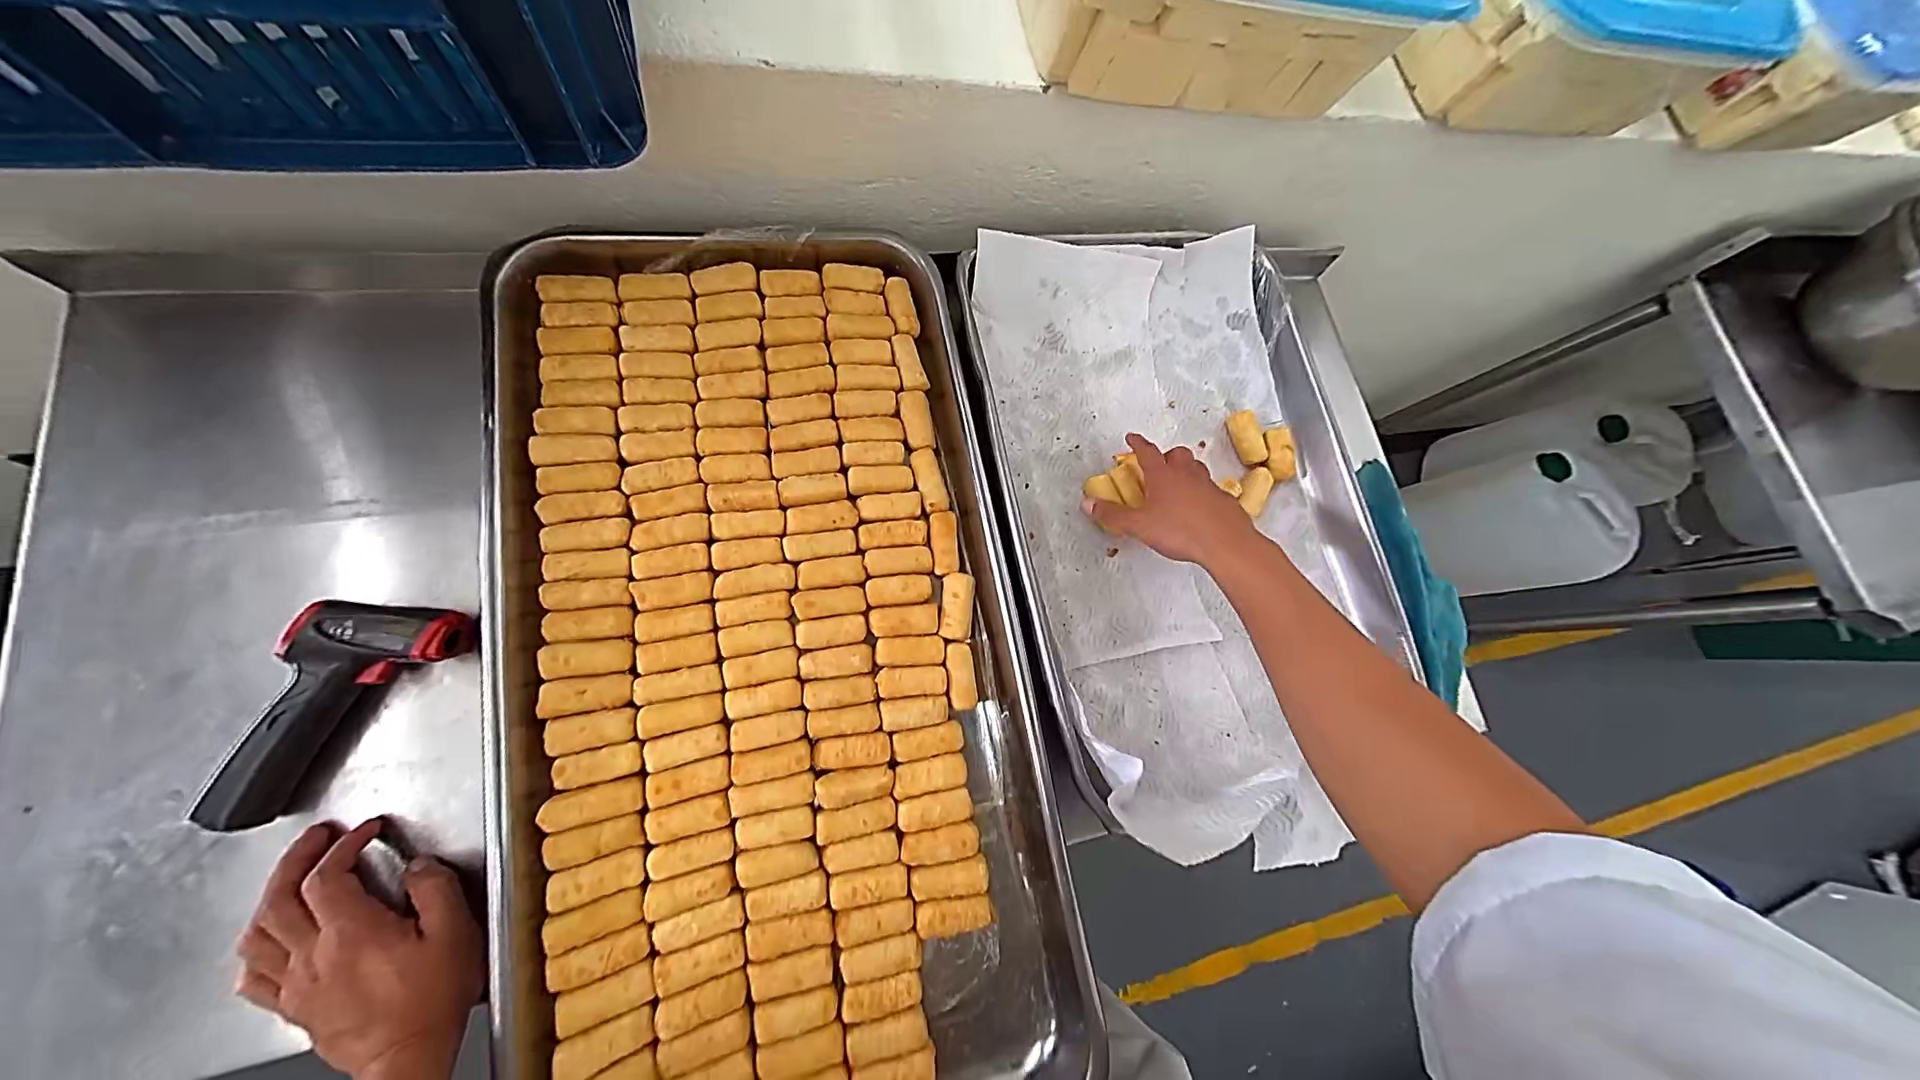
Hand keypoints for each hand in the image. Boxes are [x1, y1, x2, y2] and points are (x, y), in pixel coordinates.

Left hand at [234, 820, 484, 1079]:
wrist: (408, 1056)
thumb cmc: (433, 998)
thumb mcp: (455, 931)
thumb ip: (436, 890)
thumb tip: (418, 866)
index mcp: (352, 934)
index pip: (328, 877)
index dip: (345, 845)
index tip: (366, 830)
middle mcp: (314, 957)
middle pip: (278, 899)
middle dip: (295, 860)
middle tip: (317, 838)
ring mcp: (297, 985)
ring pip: (256, 935)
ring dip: (270, 897)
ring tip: (292, 878)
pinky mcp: (294, 1007)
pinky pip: (254, 975)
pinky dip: (257, 948)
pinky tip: (271, 939)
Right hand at [1082, 433, 1261, 568]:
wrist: (1225, 543)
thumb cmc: (1181, 531)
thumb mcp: (1138, 526)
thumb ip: (1112, 514)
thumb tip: (1088, 504)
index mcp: (1163, 476)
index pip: (1147, 452)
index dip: (1137, 444)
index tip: (1132, 438)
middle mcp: (1187, 475)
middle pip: (1177, 454)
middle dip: (1166, 455)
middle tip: (1157, 464)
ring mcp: (1208, 486)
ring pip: (1196, 468)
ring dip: (1185, 470)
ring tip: (1176, 482)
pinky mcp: (1224, 500)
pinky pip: (1210, 488)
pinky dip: (1201, 491)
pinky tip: (1196, 505)